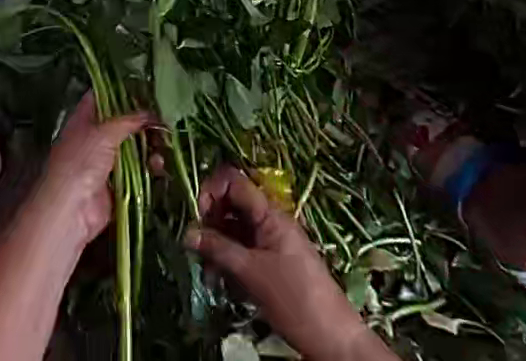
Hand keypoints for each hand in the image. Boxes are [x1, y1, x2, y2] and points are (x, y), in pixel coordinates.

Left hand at [30, 91, 152, 243]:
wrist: (73, 207)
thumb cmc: (81, 161)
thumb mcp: (102, 134)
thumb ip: (126, 121)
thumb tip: (149, 112)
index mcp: (84, 118)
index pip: (101, 96)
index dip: (120, 89)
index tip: (145, 86)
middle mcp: (95, 136)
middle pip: (121, 122)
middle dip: (141, 120)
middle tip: (166, 117)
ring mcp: (106, 159)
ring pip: (132, 146)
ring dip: (149, 145)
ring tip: (167, 142)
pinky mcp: (118, 182)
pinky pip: (138, 170)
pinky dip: (149, 167)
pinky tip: (161, 165)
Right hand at [187, 166, 394, 360]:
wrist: (338, 344)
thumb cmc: (297, 300)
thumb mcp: (252, 273)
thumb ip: (218, 248)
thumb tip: (186, 233)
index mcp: (270, 215)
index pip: (233, 181)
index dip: (211, 189)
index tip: (199, 214)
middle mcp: (270, 222)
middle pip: (230, 204)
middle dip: (209, 220)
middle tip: (197, 244)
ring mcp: (271, 243)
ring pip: (233, 229)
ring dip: (216, 244)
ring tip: (207, 270)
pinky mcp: (271, 263)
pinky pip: (242, 249)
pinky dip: (227, 259)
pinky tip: (220, 279)